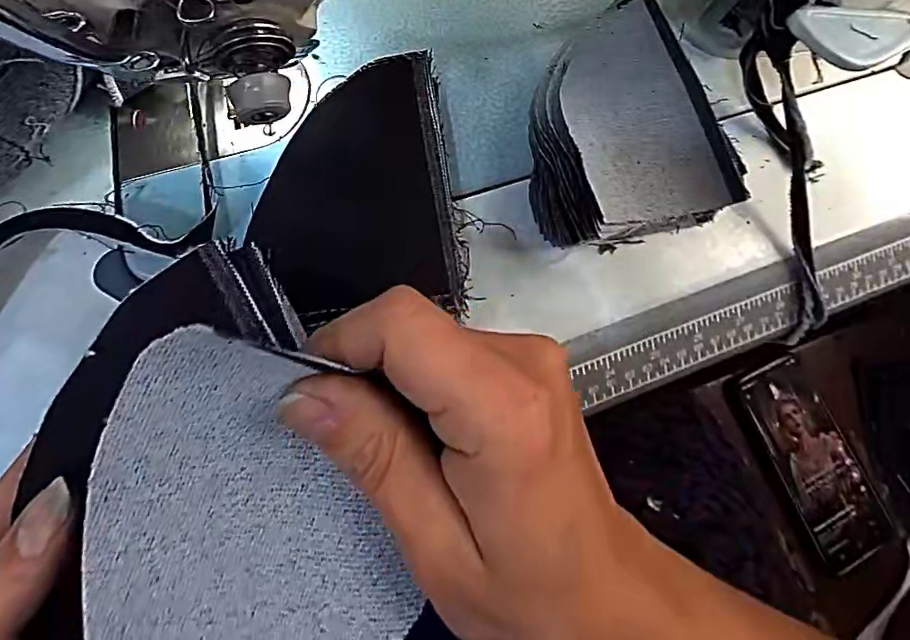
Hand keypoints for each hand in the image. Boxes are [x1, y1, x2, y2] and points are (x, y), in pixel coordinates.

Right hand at [278, 287, 824, 639]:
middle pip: (415, 322)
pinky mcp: (533, 357)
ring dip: (396, 377)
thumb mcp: (434, 545)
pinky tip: (433, 434)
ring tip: (401, 447)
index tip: (313, 392)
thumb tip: (306, 395)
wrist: (603, 587)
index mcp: (505, 406)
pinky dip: (425, 378)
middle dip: (366, 368)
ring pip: (430, 331)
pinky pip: (454, 345)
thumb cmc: (527, 588)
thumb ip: (374, 456)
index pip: (404, 321)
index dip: (344, 340)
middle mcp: (527, 357)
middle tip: (351, 438)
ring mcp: (535, 351)